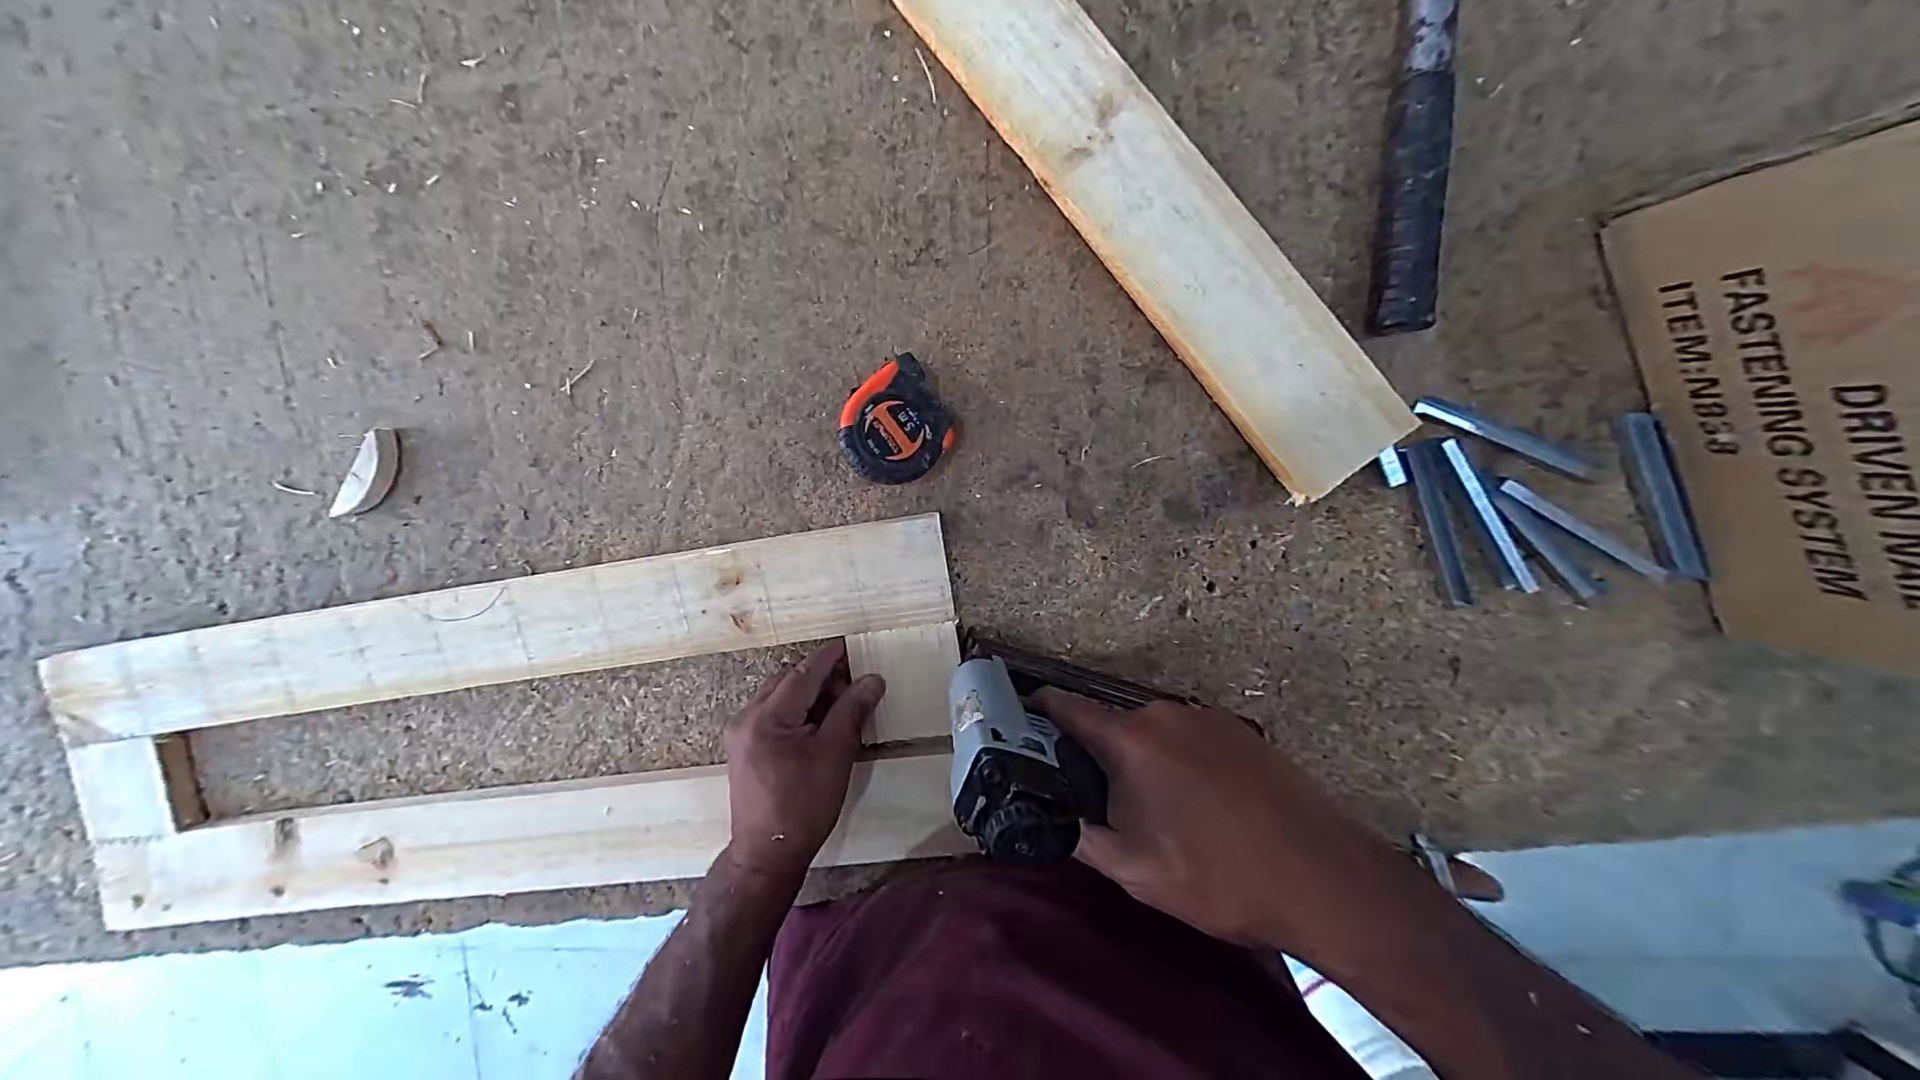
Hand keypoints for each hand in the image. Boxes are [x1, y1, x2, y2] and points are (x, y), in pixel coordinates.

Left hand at [723, 641, 885, 878]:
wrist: (767, 854)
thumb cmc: (804, 805)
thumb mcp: (836, 753)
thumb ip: (852, 710)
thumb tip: (872, 680)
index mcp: (767, 717)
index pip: (803, 673)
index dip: (829, 658)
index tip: (850, 645)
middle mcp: (747, 717)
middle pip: (788, 679)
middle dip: (821, 676)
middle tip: (852, 685)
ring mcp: (740, 733)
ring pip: (778, 695)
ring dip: (808, 692)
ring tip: (838, 706)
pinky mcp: (742, 747)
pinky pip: (771, 712)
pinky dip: (795, 709)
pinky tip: (817, 724)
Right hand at [1034, 689, 1413, 948]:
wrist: (1324, 878)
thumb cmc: (1224, 877)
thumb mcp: (1137, 871)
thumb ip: (1083, 838)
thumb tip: (1057, 821)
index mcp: (1132, 741)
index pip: (1067, 707)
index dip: (1039, 708)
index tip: (1024, 713)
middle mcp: (1166, 716)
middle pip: (1113, 726)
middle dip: (1101, 757)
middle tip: (1108, 802)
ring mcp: (1208, 719)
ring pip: (1153, 733)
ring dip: (1144, 761)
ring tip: (1164, 812)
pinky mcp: (1240, 730)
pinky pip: (1190, 738)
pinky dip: (1180, 760)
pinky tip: (1202, 804)